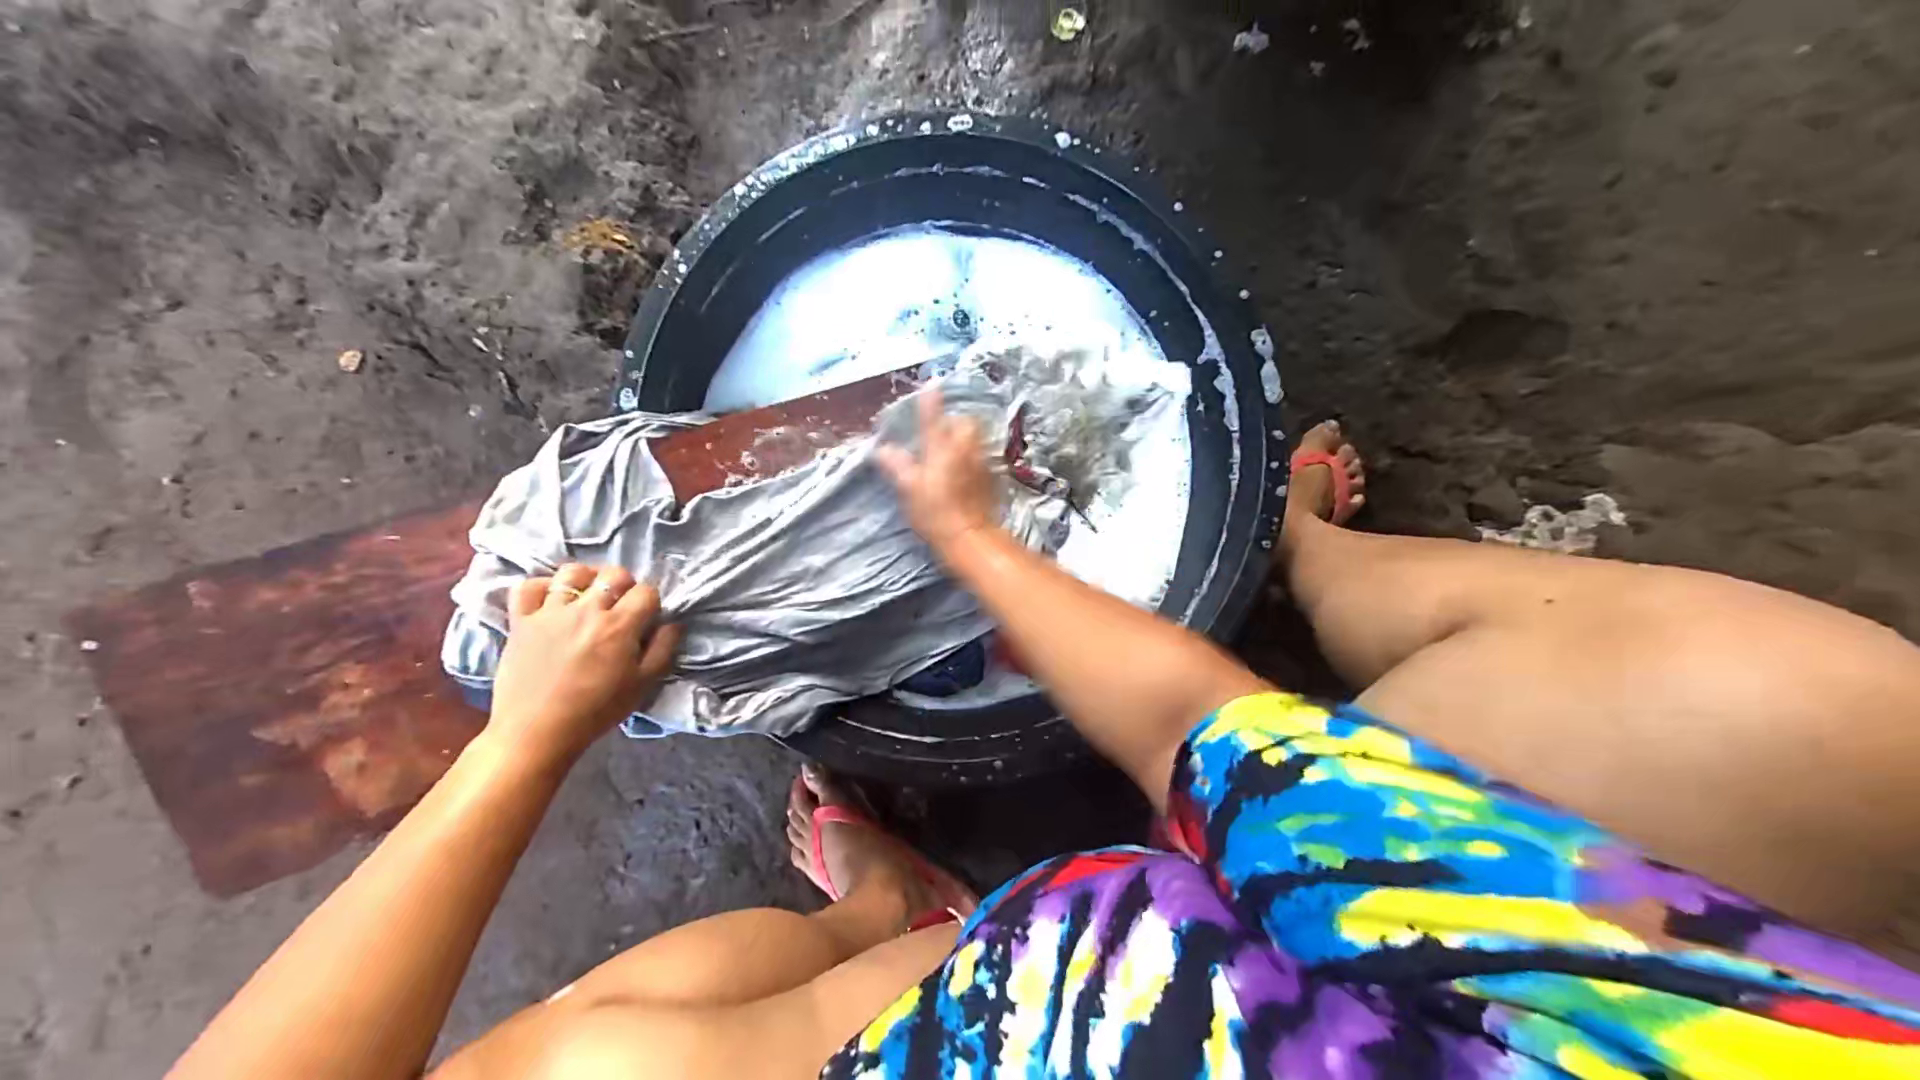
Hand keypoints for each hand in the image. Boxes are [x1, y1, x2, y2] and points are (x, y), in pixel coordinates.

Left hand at [487, 563, 681, 769]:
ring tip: (588, 595)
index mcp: (620, 625)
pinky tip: (551, 598)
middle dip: (625, 584)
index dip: (651, 602)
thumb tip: (673, 623)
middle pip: (614, 574)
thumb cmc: (596, 710)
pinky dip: (541, 586)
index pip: (646, 592)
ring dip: (586, 578)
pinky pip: (528, 587)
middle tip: (621, 605)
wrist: (537, 731)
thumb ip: (663, 648)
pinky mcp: (521, 621)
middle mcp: (587, 610)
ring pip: (572, 572)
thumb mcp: (643, 684)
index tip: (647, 617)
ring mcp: (550, 612)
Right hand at [873, 387, 998, 550]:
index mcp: (941, 448)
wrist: (971, 537)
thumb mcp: (909, 490)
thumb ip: (897, 466)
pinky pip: (983, 456)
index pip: (933, 417)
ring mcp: (982, 461)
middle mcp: (965, 448)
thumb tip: (883, 449)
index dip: (931, 399)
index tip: (932, 383)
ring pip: (976, 438)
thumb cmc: (936, 513)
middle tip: (940, 434)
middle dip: (954, 422)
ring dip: (965, 438)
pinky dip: (973, 457)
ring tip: (952, 452)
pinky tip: (965, 472)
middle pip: (964, 422)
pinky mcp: (993, 477)